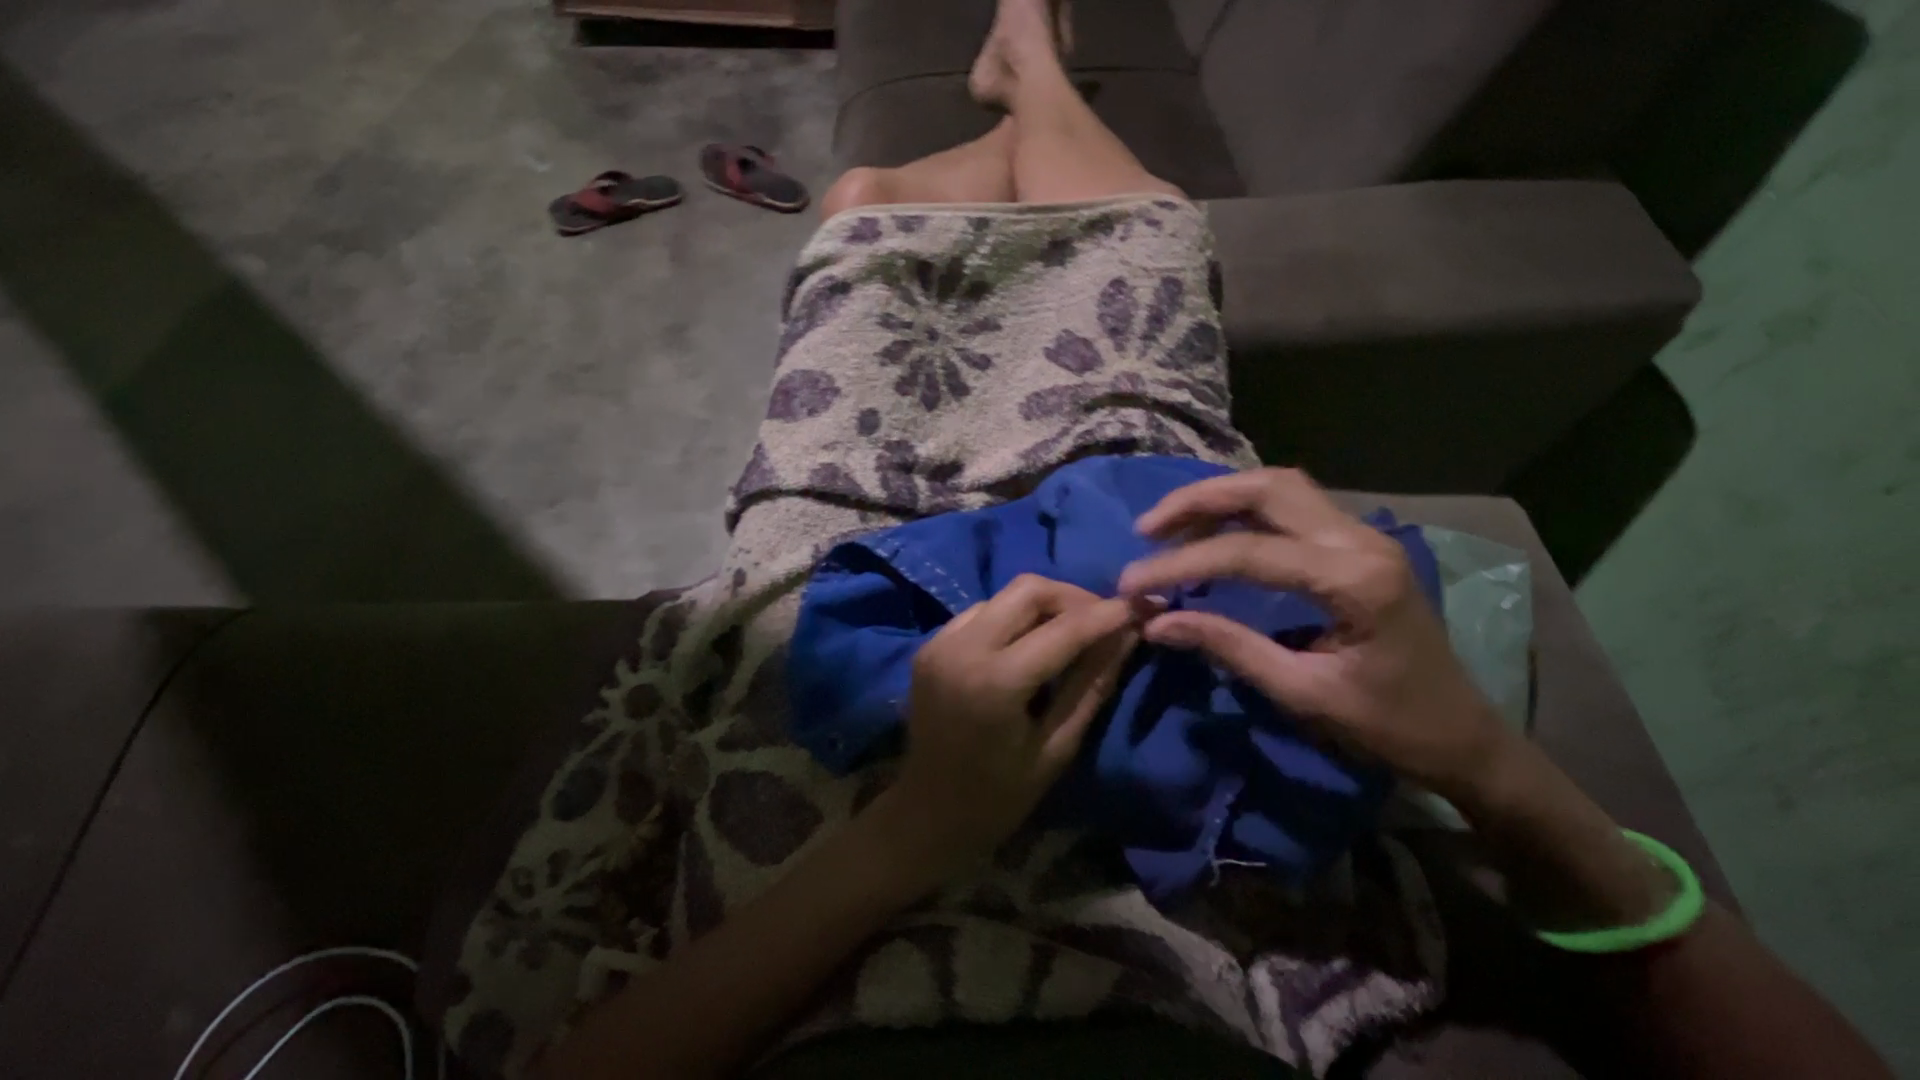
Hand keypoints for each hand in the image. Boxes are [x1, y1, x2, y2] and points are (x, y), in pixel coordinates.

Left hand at [877, 575, 1139, 880]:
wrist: (929, 813)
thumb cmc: (1000, 797)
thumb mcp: (1057, 748)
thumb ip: (1092, 685)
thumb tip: (1128, 635)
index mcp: (995, 681)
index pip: (1064, 628)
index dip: (1109, 613)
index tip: (1145, 605)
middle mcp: (962, 648)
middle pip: (1029, 589)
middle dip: (1074, 598)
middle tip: (1105, 622)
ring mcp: (940, 642)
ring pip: (1004, 595)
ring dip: (1044, 606)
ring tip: (1073, 633)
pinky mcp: (931, 645)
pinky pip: (981, 611)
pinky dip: (1014, 618)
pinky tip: (1031, 644)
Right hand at [1116, 468, 1511, 801]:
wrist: (1462, 737)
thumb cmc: (1389, 726)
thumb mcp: (1303, 693)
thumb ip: (1229, 647)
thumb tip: (1157, 623)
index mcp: (1355, 579)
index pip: (1249, 553)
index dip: (1181, 564)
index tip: (1133, 585)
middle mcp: (1362, 541)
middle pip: (1268, 489)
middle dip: (1198, 502)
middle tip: (1147, 530)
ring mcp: (1366, 537)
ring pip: (1282, 488)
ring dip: (1222, 498)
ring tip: (1171, 527)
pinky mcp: (1361, 546)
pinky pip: (1295, 507)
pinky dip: (1247, 510)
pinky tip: (1215, 533)